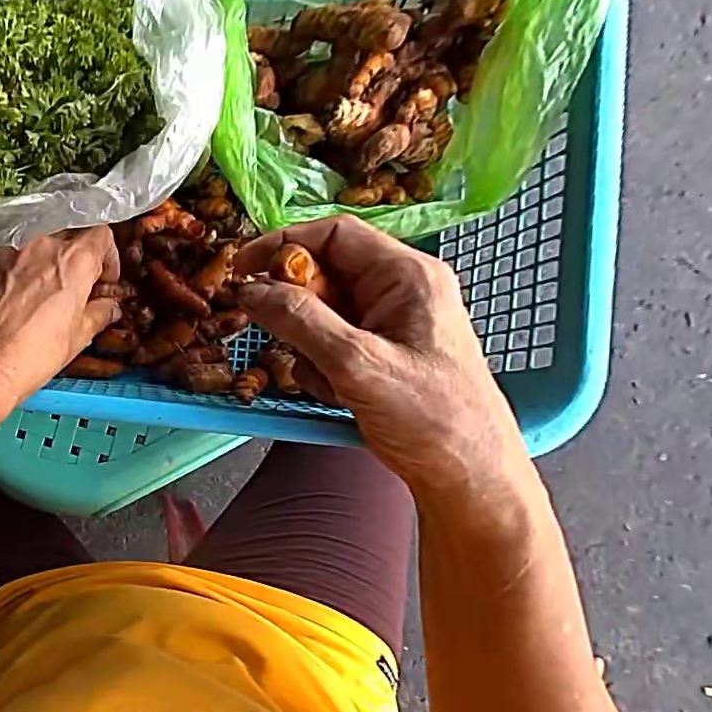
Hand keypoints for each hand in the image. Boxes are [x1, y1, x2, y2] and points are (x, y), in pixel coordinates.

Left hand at [0, 227, 120, 432]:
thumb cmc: (35, 352)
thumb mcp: (80, 335)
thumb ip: (100, 313)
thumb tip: (108, 308)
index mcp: (73, 260)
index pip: (101, 235)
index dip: (107, 256)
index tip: (103, 277)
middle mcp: (41, 245)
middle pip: (69, 236)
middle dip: (76, 258)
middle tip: (76, 286)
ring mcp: (9, 250)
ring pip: (36, 244)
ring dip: (45, 262)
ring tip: (43, 292)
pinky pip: (9, 256)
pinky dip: (17, 270)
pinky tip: (16, 297)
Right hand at [234, 216, 528, 492]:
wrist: (468, 476)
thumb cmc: (433, 418)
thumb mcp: (358, 365)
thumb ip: (300, 321)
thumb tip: (252, 290)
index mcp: (407, 276)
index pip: (335, 235)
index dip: (284, 244)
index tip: (243, 268)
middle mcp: (399, 293)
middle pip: (326, 276)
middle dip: (298, 310)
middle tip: (285, 341)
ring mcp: (390, 327)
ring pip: (323, 316)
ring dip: (309, 348)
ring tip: (328, 383)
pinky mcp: (381, 357)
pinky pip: (332, 346)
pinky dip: (323, 369)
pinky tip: (339, 397)